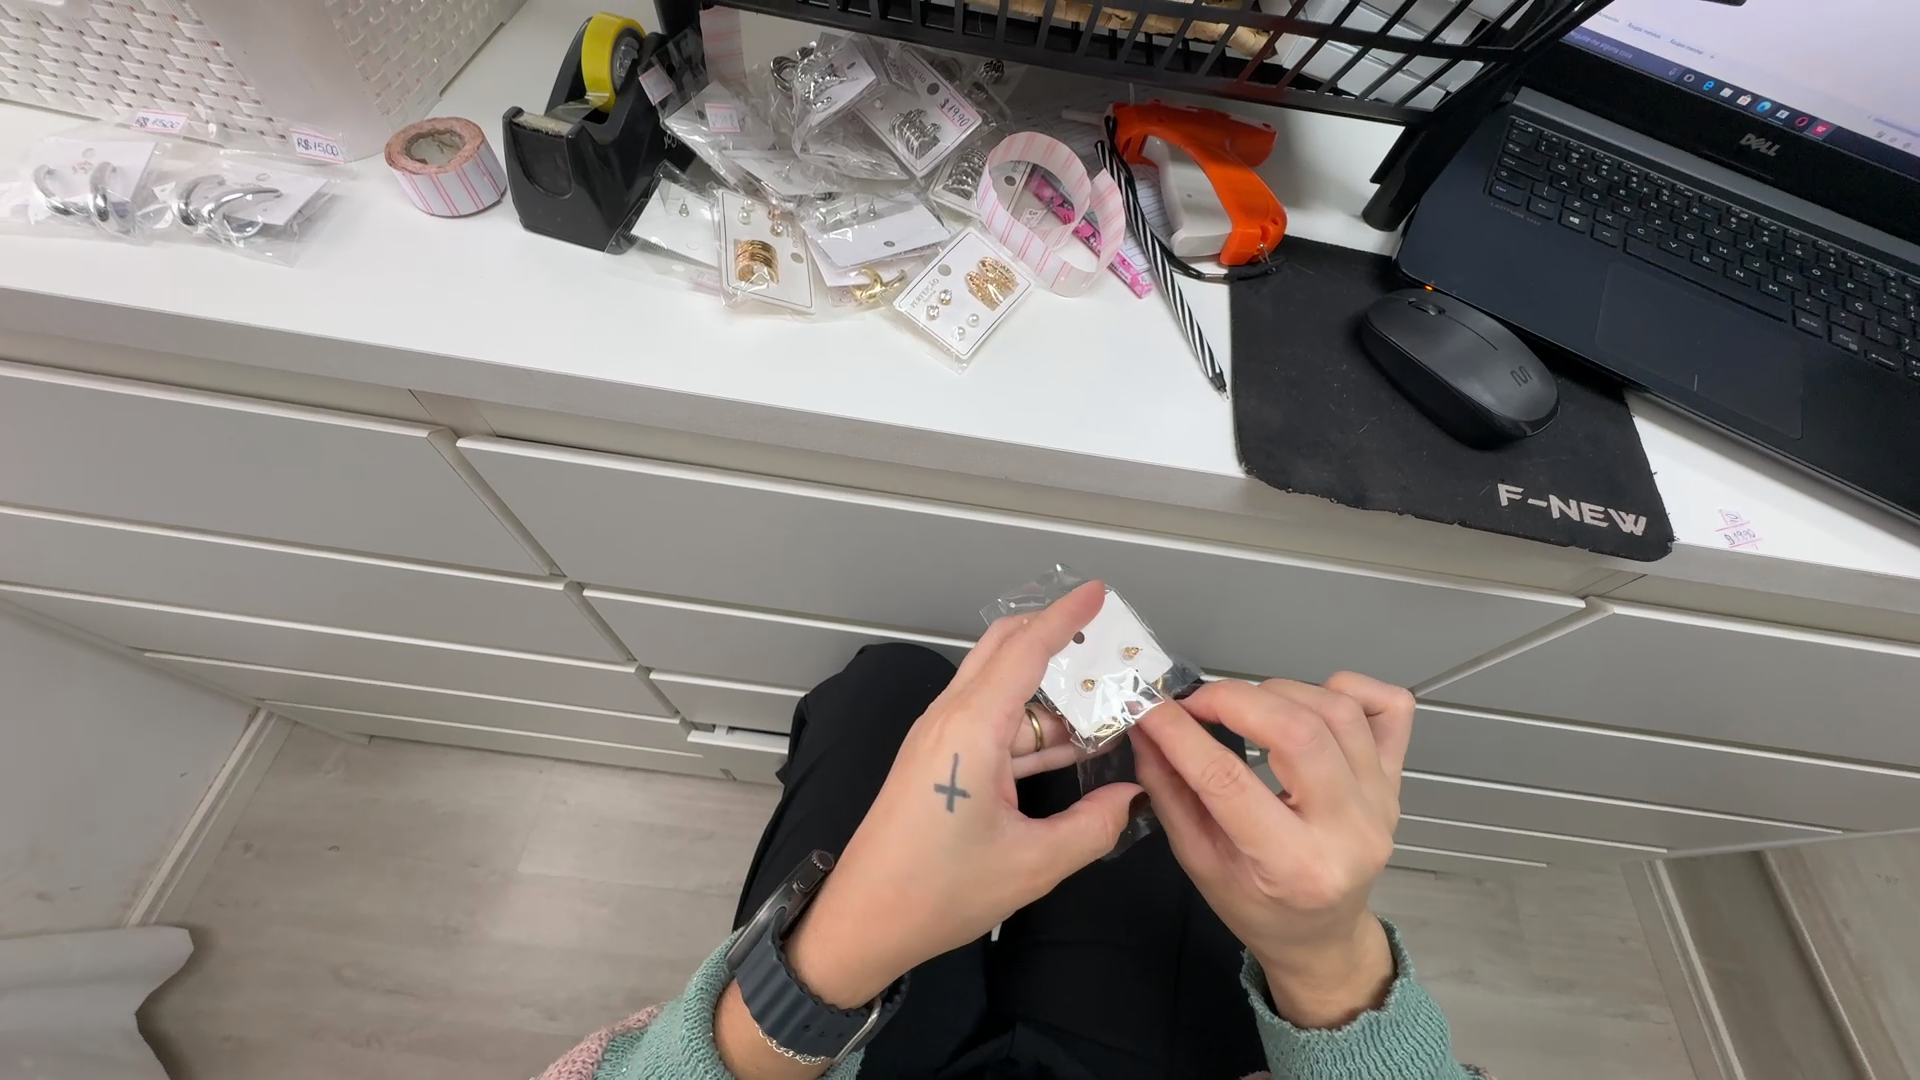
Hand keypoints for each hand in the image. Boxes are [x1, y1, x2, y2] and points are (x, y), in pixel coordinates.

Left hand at [717, 582, 1140, 1077]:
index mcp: (971, 727)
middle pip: (1003, 650)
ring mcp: (940, 735)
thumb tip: (1130, 798)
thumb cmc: (940, 890)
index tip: (1096, 591)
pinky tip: (1067, 742)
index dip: (1064, 617)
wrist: (862, 920)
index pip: (1025, 650)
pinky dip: (1028, 721)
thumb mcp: (1032, 864)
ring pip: (998, 686)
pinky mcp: (937, 756)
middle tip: (1102, 638)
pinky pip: (989, 719)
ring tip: (1099, 695)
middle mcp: (951, 717)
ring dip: (1045, 687)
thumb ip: (1092, 826)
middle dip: (1052, 634)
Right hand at [1131, 673, 1414, 1028]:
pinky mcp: (1395, 780)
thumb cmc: (1254, 905)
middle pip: (1297, 732)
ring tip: (1243, 705)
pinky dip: (1346, 687)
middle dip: (1232, 698)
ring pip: (1336, 710)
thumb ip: (1166, 789)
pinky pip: (1389, 708)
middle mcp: (1348, 832)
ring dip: (1277, 691)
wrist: (1324, 938)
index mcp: (1292, 866)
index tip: (1146, 706)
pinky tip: (1308, 699)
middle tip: (1195, 702)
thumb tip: (1142, 724)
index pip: (1226, 780)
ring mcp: (1381, 802)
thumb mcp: (1195, 859)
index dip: (1178, 732)